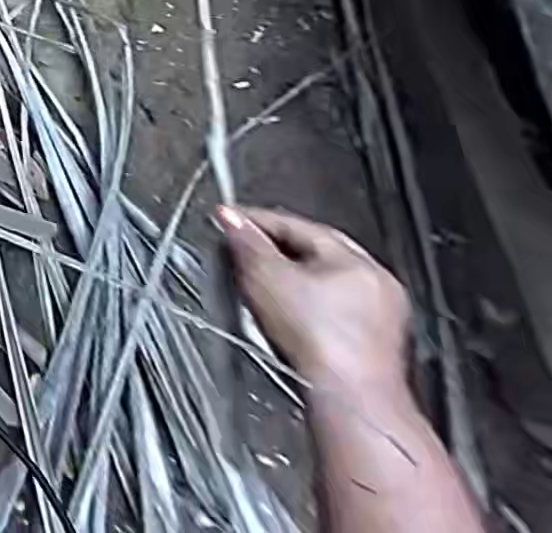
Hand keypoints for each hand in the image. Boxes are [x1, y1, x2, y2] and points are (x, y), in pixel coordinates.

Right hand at [218, 205, 411, 396]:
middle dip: (273, 244)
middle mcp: (377, 283)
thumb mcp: (263, 273)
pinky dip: (302, 294)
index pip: (297, 225)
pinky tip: (282, 305)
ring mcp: (380, 312)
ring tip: (257, 275)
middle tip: (240, 243)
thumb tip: (230, 217)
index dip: (256, 219)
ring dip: (287, 269)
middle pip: (313, 249)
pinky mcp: (371, 336)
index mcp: (357, 262)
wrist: (347, 391)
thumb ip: (245, 240)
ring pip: (322, 274)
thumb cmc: (316, 336)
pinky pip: (330, 300)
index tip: (228, 218)